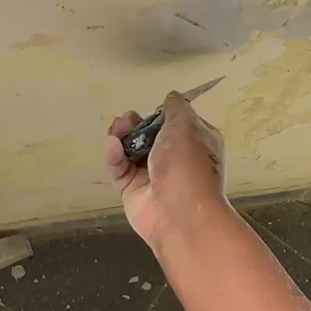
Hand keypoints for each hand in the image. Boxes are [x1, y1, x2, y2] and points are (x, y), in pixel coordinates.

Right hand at [104, 91, 227, 245]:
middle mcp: (177, 160)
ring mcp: (154, 176)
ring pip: (131, 149)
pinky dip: (114, 155)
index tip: (156, 110)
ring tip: (119, 129)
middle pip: (150, 135)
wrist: (180, 213)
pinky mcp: (133, 191)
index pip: (178, 124)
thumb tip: (172, 97)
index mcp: (197, 144)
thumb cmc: (188, 164)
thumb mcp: (186, 124)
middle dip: (137, 123)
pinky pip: (120, 168)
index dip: (163, 115)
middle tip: (129, 119)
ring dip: (122, 135)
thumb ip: (177, 107)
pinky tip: (113, 146)